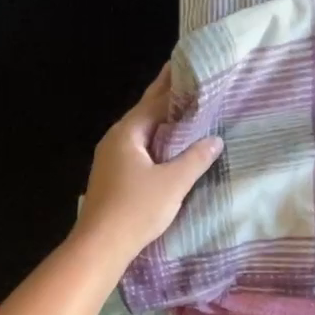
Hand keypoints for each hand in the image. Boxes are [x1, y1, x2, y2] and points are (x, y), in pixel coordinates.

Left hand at [73, 65, 223, 259]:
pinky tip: (164, 151)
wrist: (99, 246)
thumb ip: (195, 159)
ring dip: (160, 125)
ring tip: (182, 114)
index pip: (155, 100)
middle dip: (166, 101)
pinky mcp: (111, 179)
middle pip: (144, 115)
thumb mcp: (173, 183)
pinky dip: (153, 145)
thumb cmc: (135, 210)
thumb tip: (215, 140)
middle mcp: (114, 140)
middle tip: (189, 83)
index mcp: (127, 133)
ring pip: (140, 135)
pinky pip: (136, 152)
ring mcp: (109, 160)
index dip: (174, 85)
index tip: (190, 67)